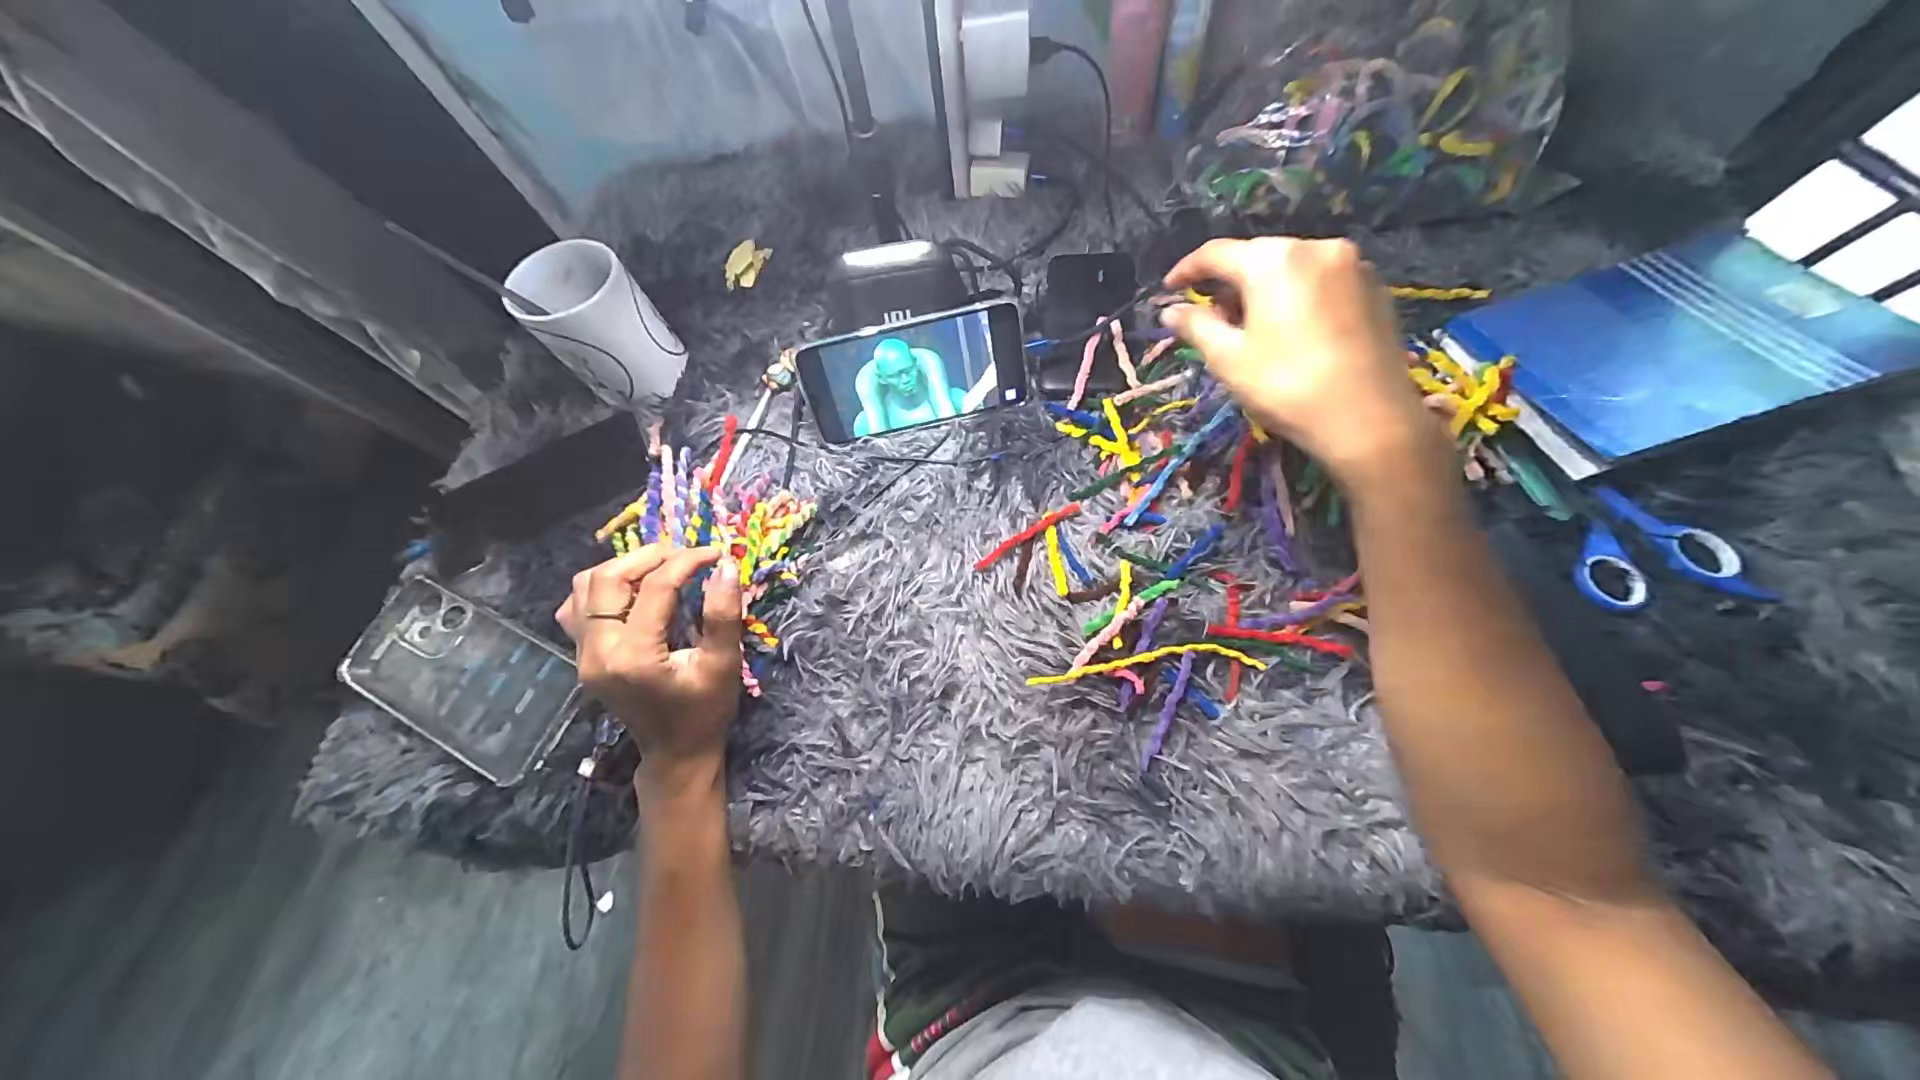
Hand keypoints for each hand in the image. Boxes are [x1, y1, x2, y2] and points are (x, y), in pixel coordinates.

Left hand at [555, 544, 744, 803]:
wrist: (676, 751)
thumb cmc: (705, 711)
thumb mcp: (723, 663)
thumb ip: (722, 614)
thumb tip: (726, 565)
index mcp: (634, 655)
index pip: (655, 586)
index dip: (688, 562)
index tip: (716, 554)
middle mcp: (598, 651)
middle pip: (609, 578)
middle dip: (651, 557)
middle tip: (687, 557)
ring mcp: (583, 654)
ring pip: (586, 587)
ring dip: (624, 568)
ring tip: (661, 569)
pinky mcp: (582, 656)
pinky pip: (578, 607)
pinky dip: (603, 589)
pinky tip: (633, 593)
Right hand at [1160, 237, 1444, 489]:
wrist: (1368, 419)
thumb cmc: (1286, 385)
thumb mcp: (1228, 359)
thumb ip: (1196, 326)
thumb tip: (1170, 311)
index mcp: (1273, 260)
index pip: (1216, 253)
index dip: (1186, 270)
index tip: (1168, 290)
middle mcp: (1316, 247)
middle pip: (1257, 258)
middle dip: (1228, 285)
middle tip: (1210, 319)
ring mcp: (1353, 265)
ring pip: (1291, 269)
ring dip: (1262, 292)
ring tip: (1249, 329)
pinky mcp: (1375, 288)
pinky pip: (1321, 283)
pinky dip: (1296, 298)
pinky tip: (1290, 332)